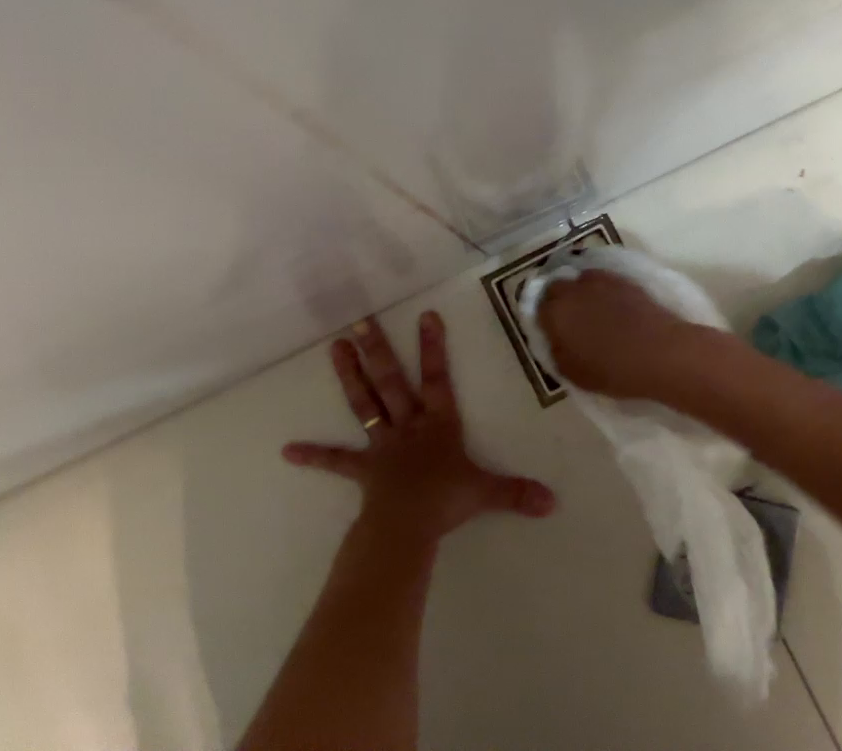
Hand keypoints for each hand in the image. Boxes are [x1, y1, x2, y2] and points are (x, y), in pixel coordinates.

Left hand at [283, 311, 555, 537]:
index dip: (433, 347)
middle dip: (378, 350)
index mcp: (438, 424)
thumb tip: (553, 502)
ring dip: (350, 376)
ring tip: (335, 348)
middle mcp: (408, 425)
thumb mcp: (487, 493)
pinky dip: (314, 456)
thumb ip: (518, 492)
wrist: (407, 526)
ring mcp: (382, 445)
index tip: (425, 314)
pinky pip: (336, 461)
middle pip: (392, 381)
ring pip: (365, 404)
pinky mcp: (363, 468)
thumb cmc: (446, 502)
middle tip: (361, 320)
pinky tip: (287, 450)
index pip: (437, 378)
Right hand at [535, 270, 703, 394]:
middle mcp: (574, 289)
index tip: (551, 329)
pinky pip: (605, 280)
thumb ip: (556, 351)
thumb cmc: (612, 370)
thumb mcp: (572, 373)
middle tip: (569, 319)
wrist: (661, 354)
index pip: (538, 306)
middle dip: (559, 299)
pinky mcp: (626, 280)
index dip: (544, 317)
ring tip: (592, 310)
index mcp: (555, 312)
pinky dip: (603, 290)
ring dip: (581, 291)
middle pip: (557, 286)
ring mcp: (601, 281)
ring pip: (581, 279)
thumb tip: (555, 339)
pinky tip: (612, 306)